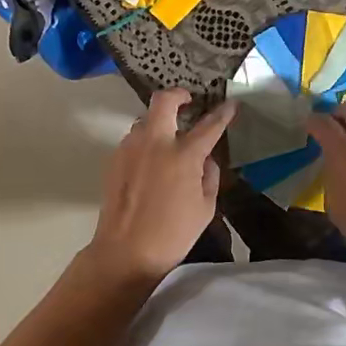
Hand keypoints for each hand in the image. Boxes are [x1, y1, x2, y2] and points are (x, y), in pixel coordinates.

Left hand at [83, 89, 236, 286]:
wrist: (126, 250)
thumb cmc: (173, 234)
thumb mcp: (205, 207)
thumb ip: (208, 176)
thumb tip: (205, 159)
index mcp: (183, 155)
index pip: (208, 125)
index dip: (223, 113)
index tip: (231, 105)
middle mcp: (154, 142)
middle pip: (164, 101)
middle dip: (178, 95)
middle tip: (188, 101)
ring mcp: (130, 148)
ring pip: (144, 119)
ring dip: (159, 121)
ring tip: (170, 138)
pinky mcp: (114, 158)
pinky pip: (133, 139)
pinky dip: (145, 141)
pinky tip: (152, 160)